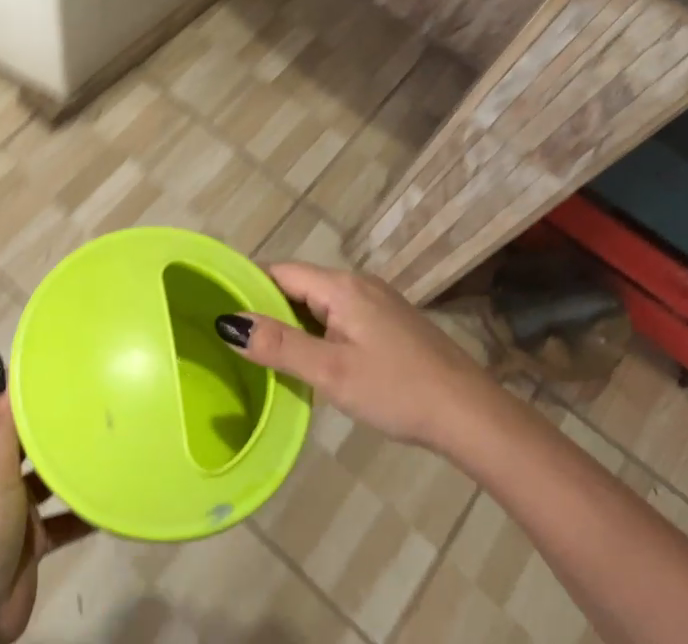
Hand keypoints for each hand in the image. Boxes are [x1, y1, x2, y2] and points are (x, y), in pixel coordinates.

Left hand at [0, 356, 91, 643]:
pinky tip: (111, 499)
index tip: (56, 375)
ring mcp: (14, 513)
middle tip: (95, 406)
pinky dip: (84, 513)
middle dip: (53, 430)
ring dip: (71, 470)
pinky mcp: (33, 543)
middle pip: (25, 446)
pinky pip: (64, 521)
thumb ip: (1, 432)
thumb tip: (9, 379)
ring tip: (110, 445)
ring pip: (47, 482)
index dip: (20, 396)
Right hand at [216, 262, 499, 453]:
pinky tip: (310, 361)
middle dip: (266, 308)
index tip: (216, 311)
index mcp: (341, 287)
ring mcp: (378, 303)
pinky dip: (316, 332)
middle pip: (298, 285)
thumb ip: (278, 345)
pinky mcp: (390, 325)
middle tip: (234, 339)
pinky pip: (339, 317)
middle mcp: (359, 284)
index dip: (245, 287)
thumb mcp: (330, 371)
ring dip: (292, 323)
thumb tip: (227, 322)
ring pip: (319, 304)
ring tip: (263, 353)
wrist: (471, 416)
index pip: (279, 272)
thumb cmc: (396, 390)